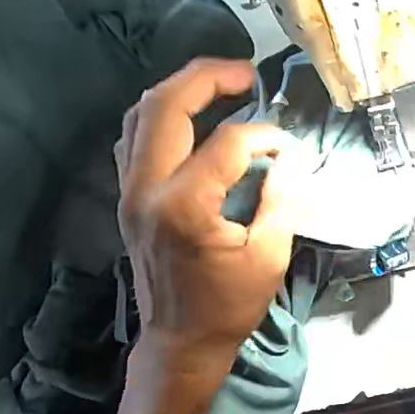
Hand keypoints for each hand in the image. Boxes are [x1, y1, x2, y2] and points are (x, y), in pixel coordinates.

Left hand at [116, 59, 296, 387]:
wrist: (179, 342)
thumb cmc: (228, 306)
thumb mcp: (269, 257)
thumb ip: (280, 200)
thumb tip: (284, 159)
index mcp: (185, 205)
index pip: (227, 143)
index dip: (264, 136)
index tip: (287, 147)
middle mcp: (147, 188)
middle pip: (166, 106)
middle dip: (207, 77)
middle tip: (243, 71)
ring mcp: (129, 191)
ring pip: (141, 116)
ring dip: (179, 91)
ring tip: (216, 86)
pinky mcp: (127, 198)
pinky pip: (134, 139)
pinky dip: (159, 118)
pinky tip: (187, 119)